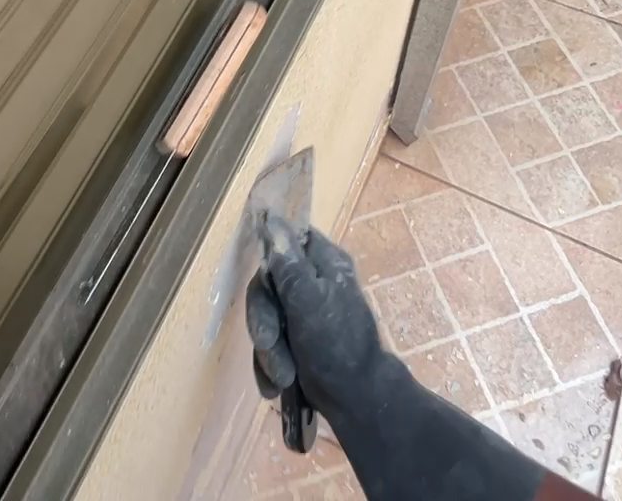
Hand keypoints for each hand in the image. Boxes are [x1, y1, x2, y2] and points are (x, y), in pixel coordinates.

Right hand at [245, 215, 386, 420]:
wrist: (358, 402)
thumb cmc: (338, 345)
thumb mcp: (308, 300)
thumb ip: (288, 264)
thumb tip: (272, 219)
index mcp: (324, 262)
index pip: (288, 238)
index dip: (269, 253)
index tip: (263, 279)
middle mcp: (312, 281)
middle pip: (268, 285)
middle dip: (265, 321)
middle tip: (268, 343)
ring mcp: (302, 312)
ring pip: (266, 317)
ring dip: (268, 351)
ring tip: (282, 376)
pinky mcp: (295, 340)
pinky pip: (270, 342)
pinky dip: (270, 365)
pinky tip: (276, 385)